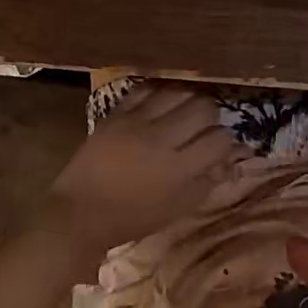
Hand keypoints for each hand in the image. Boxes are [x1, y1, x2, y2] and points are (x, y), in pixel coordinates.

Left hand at [32, 84, 245, 262]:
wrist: (79, 212)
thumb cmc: (131, 218)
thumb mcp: (176, 209)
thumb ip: (206, 183)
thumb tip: (228, 160)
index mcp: (179, 168)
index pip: (219, 139)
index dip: (225, 141)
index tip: (218, 146)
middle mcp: (162, 139)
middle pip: (203, 107)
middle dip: (210, 115)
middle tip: (204, 124)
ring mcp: (137, 122)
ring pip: (178, 91)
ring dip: (187, 99)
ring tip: (184, 108)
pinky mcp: (117, 113)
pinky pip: (146, 89)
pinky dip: (158, 92)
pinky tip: (160, 101)